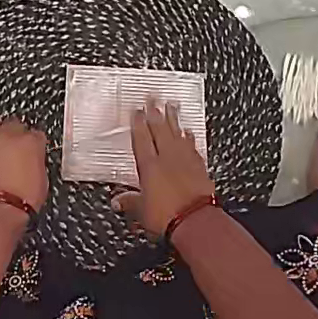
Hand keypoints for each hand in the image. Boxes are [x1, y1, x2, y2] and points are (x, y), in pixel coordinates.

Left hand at [0, 118, 48, 211]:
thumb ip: (36, 162)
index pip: (37, 134)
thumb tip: (32, 162)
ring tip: (2, 154)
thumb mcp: (41, 179)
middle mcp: (8, 138)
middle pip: (13, 125)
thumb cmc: (21, 199)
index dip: (36, 143)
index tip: (35, 150)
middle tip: (19, 147)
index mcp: (31, 142)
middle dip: (17, 133)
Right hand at [113, 103, 215, 235]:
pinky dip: (189, 138)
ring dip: (174, 119)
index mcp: (149, 166)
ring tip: (171, 105)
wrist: (195, 221)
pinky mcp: (199, 167)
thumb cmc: (167, 217)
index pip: (142, 139)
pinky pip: (192, 147)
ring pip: (177, 134)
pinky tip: (189, 132)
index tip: (137, 111)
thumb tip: (118, 201)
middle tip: (153, 97)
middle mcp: (167, 159)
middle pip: (160, 130)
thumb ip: (130, 202)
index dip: (139, 124)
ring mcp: (185, 160)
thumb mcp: (141, 211)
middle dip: (155, 112)